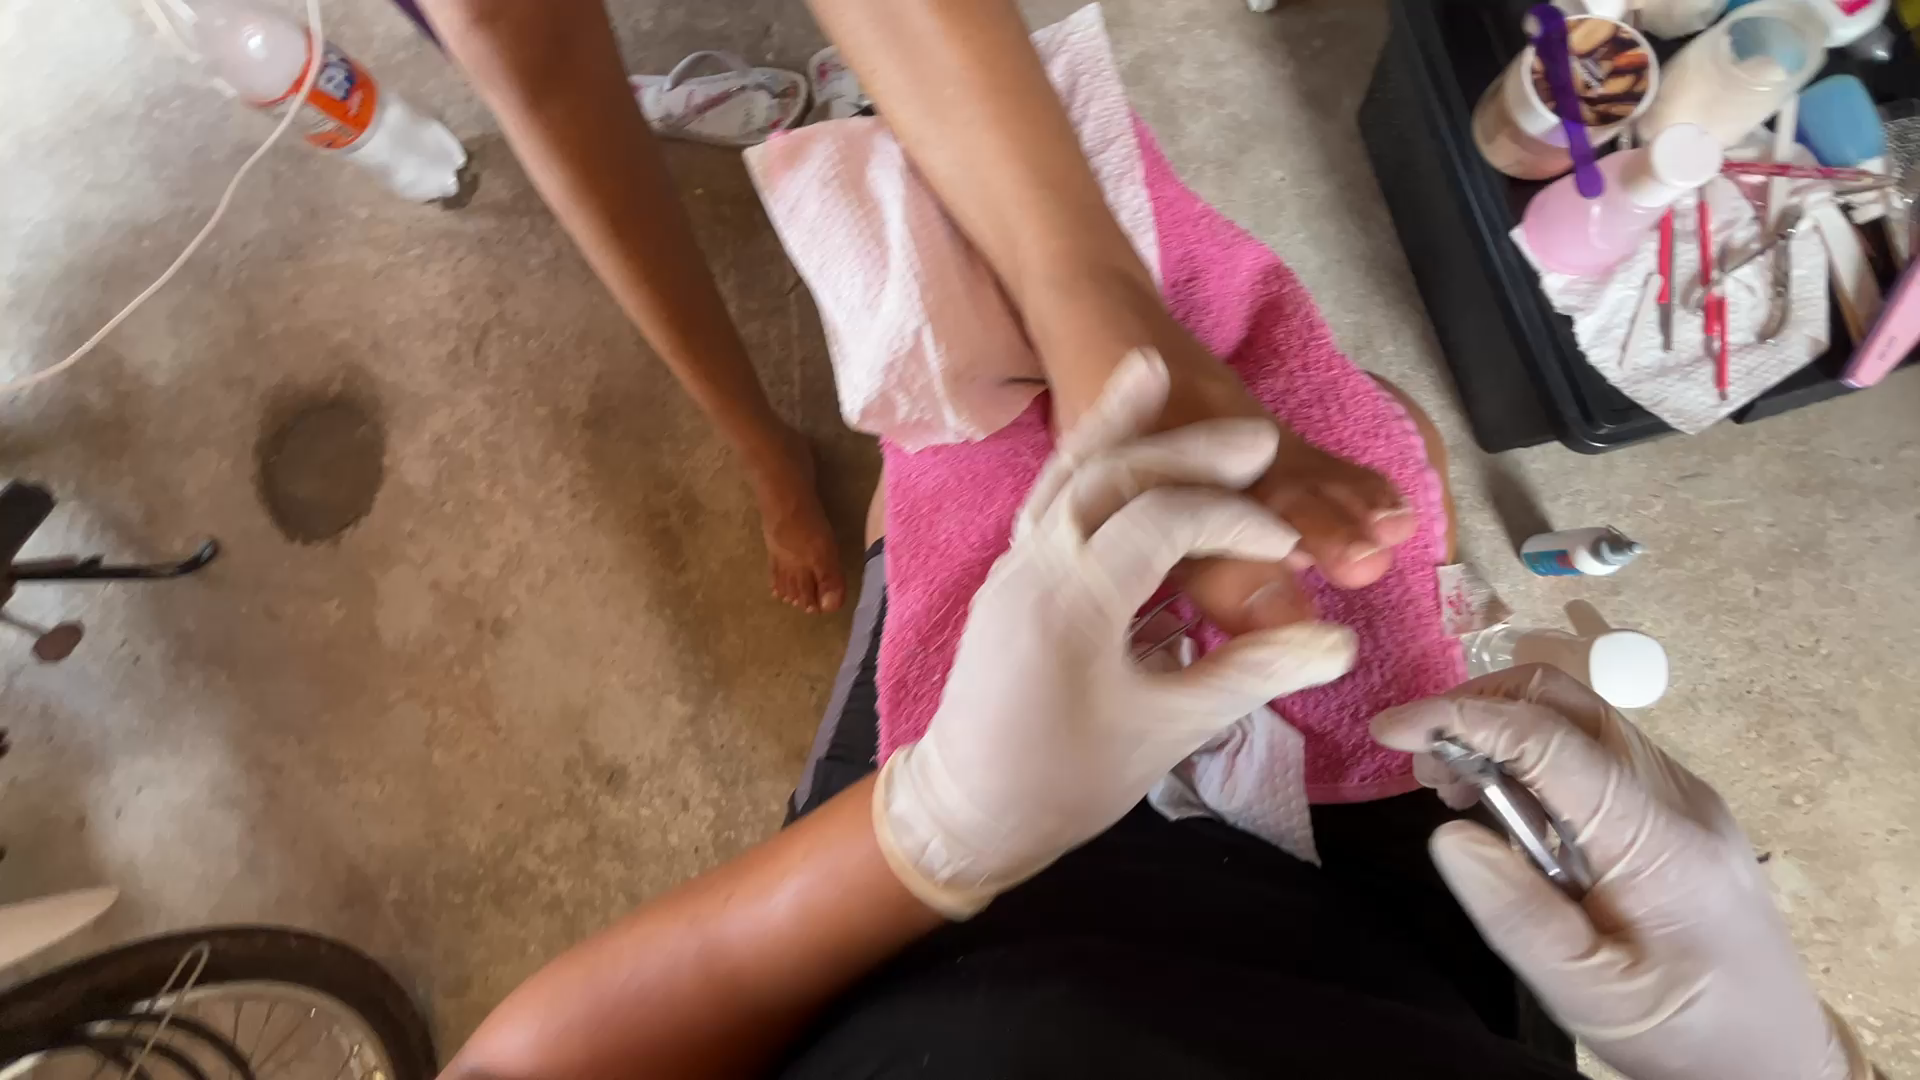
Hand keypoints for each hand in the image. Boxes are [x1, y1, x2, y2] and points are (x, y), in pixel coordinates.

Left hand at [873, 350, 1358, 917]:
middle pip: (1112, 475)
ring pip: (1066, 474)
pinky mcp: (1011, 572)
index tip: (1290, 544)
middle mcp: (1035, 560)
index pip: (1162, 519)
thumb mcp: (1166, 729)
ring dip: (1115, 426)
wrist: (969, 806)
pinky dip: (1081, 462)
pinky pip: (1048, 500)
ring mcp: (1014, 561)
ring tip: (1150, 372)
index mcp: (1072, 596)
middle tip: (1255, 434)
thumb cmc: (1066, 779)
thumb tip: (1338, 639)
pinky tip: (1108, 448)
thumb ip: (1251, 673)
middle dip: (1185, 451)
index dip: (1234, 520)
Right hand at [1372, 666, 1869, 1079]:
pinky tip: (1497, 797)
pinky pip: (1579, 738)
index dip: (1457, 718)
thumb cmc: (1677, 1029)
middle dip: (1472, 707)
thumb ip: (1516, 914)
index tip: (1387, 730)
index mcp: (1659, 841)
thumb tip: (1447, 833)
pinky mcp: (1664, 798)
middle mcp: (1675, 794)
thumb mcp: (1586, 993)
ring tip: (1452, 785)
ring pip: (1568, 708)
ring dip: (1492, 725)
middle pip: (1560, 698)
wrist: (1776, 1061)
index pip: (1547, 737)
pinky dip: (1518, 745)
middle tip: (1423, 762)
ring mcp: (1675, 791)